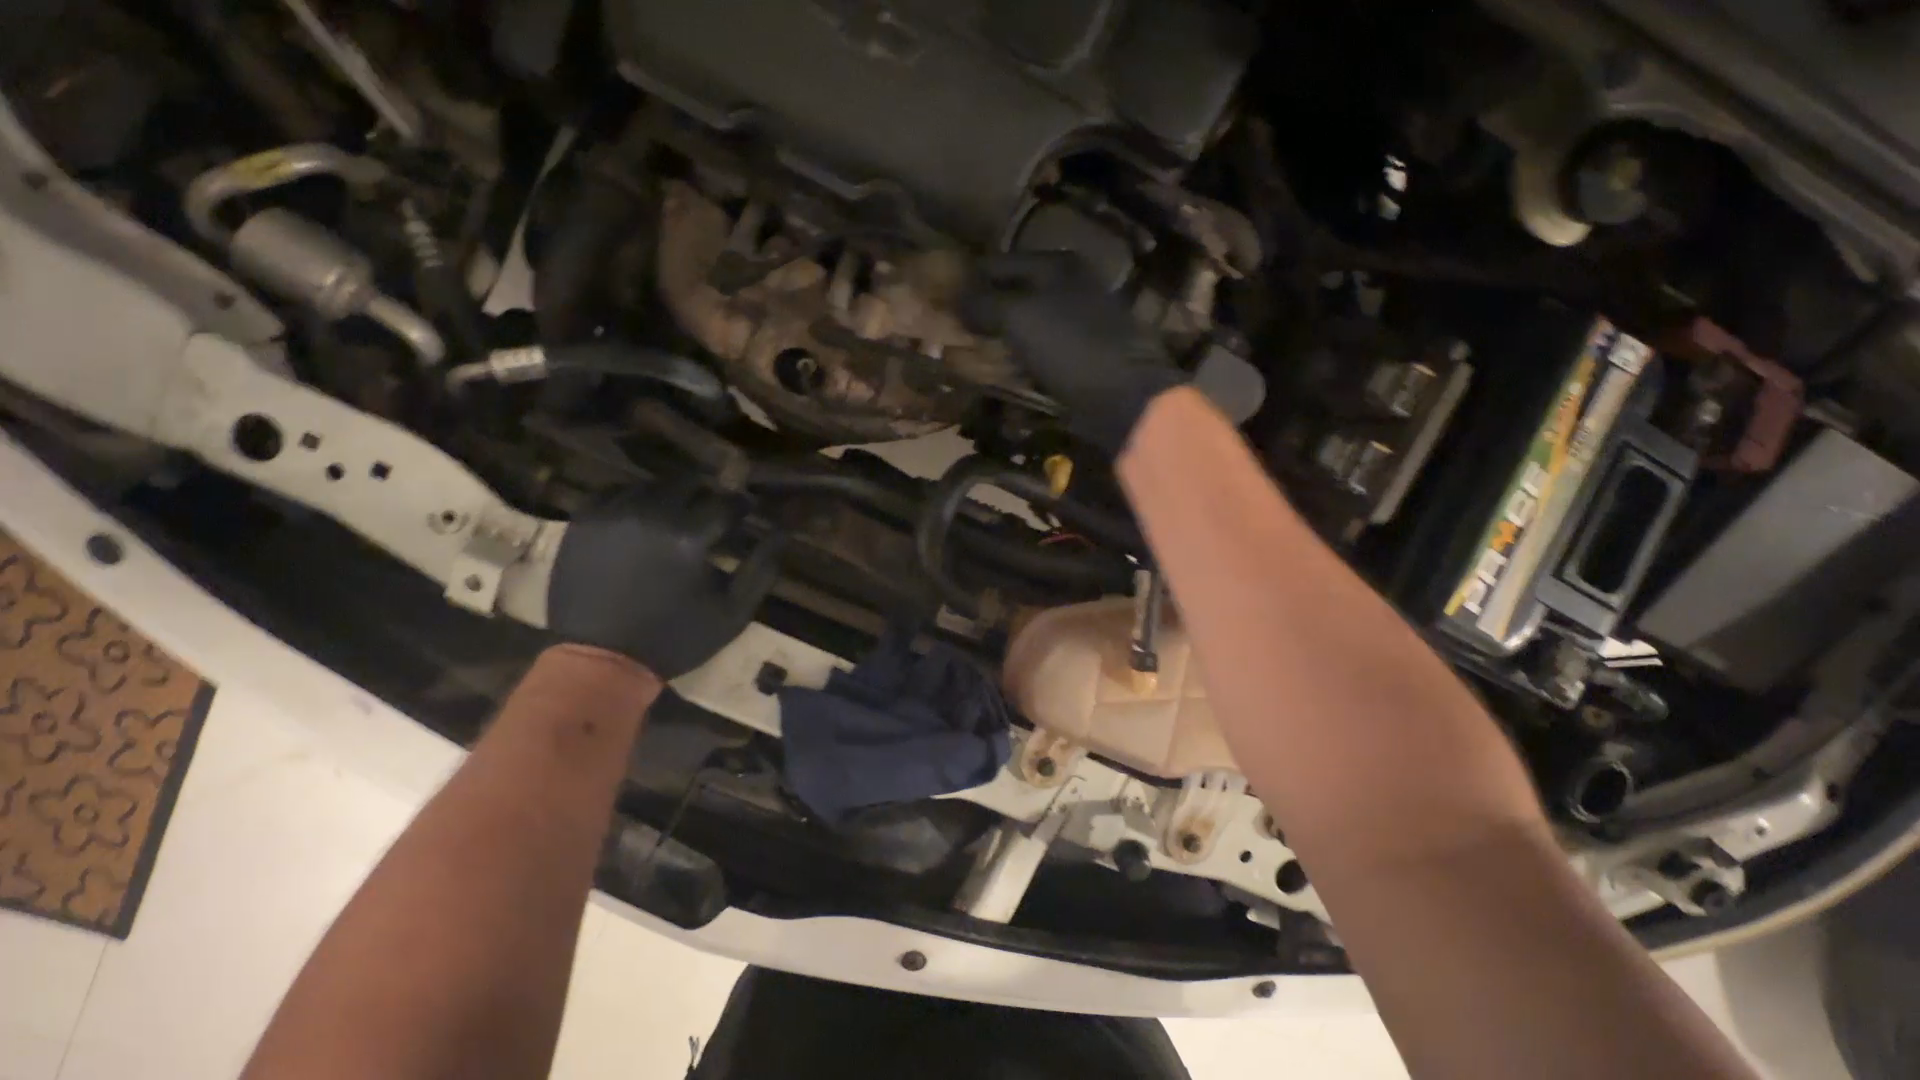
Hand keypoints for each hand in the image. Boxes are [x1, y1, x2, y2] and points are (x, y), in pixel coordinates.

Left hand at [546, 479, 783, 678]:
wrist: (600, 660)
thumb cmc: (674, 640)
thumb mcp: (731, 614)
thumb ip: (761, 568)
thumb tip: (782, 531)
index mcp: (689, 538)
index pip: (727, 502)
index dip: (741, 505)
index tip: (745, 512)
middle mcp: (651, 514)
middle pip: (689, 483)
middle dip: (705, 496)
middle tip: (710, 514)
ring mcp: (612, 514)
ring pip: (652, 484)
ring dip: (670, 496)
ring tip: (674, 516)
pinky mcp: (583, 521)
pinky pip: (615, 493)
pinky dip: (634, 500)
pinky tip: (640, 518)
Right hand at [963, 252, 1186, 454]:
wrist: (1124, 396)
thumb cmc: (1070, 346)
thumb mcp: (1018, 317)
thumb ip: (982, 303)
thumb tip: (953, 297)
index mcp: (1056, 266)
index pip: (997, 264)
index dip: (966, 281)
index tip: (936, 300)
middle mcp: (1069, 287)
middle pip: (1012, 295)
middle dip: (981, 313)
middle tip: (947, 331)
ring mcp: (1077, 322)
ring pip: (1024, 326)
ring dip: (997, 340)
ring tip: (965, 355)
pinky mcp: (1081, 356)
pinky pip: (1038, 353)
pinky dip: (1017, 361)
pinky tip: (997, 374)